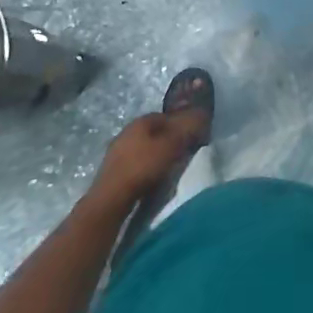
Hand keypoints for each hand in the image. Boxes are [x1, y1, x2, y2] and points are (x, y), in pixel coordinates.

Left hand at [89, 109, 206, 208]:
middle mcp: (126, 131)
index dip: (180, 124)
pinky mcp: (111, 169)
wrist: (112, 198)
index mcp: (140, 121)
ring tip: (168, 167)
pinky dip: (145, 165)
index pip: (165, 116)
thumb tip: (201, 113)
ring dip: (155, 153)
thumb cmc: (144, 166)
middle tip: (181, 152)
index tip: (191, 137)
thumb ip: (187, 128)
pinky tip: (151, 177)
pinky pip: (135, 161)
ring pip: (144, 146)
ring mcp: (116, 150)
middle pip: (154, 131)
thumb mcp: (172, 145)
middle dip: (168, 139)